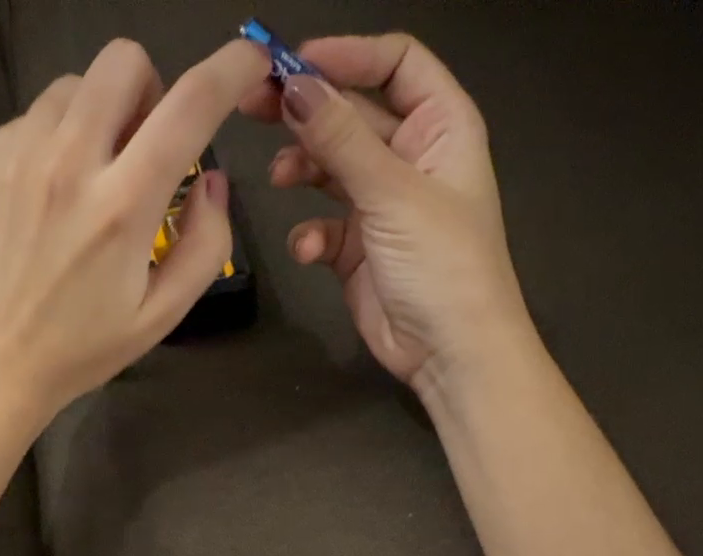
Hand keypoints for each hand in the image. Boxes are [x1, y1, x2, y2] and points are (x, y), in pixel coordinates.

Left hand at [0, 39, 270, 416]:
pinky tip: (46, 196)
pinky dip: (52, 141)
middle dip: (150, 90)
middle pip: (122, 62)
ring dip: (97, 115)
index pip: (190, 106)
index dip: (231, 68)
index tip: (249, 62)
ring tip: (90, 175)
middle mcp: (68, 166)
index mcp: (123, 207)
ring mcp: (15, 160)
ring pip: (72, 86)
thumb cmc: (83, 350)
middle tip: (144, 144)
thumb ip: (207, 243)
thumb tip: (212, 180)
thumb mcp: (163, 314)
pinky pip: (29, 119)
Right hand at [241, 34, 529, 386]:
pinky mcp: (357, 246)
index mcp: (441, 128)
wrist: (450, 352)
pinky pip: (322, 224)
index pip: (395, 64)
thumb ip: (340, 138)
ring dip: (302, 168)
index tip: (290, 64)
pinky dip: (309, 233)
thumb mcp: (392, 193)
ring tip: (279, 179)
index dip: (346, 57)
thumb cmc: (442, 265)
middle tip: (252, 106)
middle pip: (351, 113)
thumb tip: (293, 85)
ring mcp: (382, 203)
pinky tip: (308, 250)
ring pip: (330, 166)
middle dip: (306, 111)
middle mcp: (411, 158)